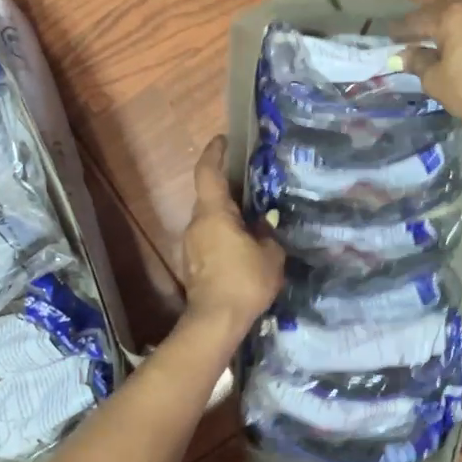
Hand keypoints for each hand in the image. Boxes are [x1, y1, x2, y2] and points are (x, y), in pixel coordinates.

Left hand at [182, 136, 284, 331]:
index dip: (214, 152)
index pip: (207, 171)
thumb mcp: (270, 256)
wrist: (215, 321)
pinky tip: (244, 249)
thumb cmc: (244, 282)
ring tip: (255, 223)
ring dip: (228, 217)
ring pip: (209, 220)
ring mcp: (191, 244)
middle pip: (209, 197)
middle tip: (254, 190)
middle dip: (229, 191)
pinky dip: (224, 237)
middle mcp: (196, 223)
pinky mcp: (192, 263)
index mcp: (213, 213)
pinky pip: (209, 239)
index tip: (224, 140)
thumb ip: (268, 234)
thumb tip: (264, 224)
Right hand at [398, 0, 461, 135]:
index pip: (420, 18)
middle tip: (425, 27)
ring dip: (460, 12)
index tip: (390, 34)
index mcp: (453, 15)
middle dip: (436, 7)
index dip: (402, 28)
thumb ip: (419, 62)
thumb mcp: (436, 80)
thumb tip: (404, 54)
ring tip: (449, 32)